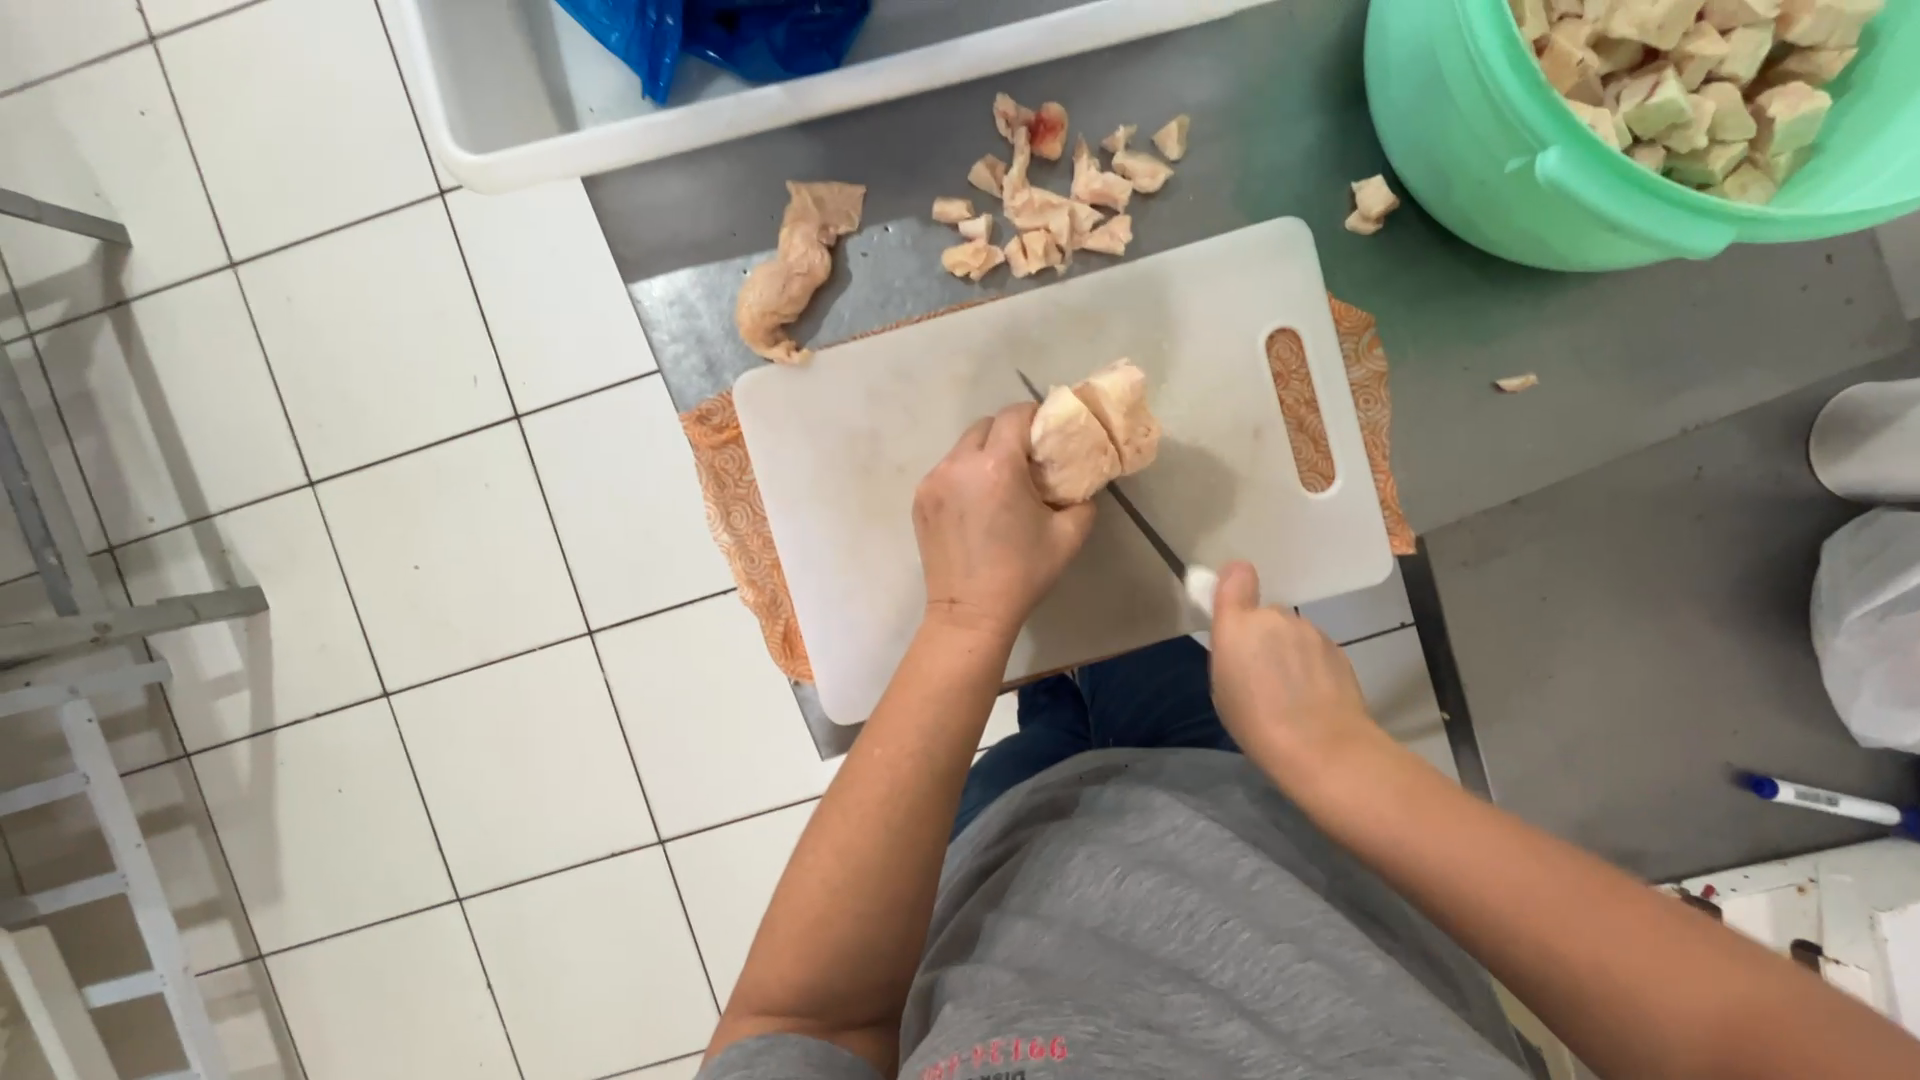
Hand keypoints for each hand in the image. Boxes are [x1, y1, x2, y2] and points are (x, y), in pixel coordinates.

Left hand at [914, 404, 1096, 640]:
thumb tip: (1078, 481)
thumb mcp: (1069, 534)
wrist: (970, 612)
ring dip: (984, 454)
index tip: (1046, 433)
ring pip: (962, 447)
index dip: (1034, 416)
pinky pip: (946, 471)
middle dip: (1008, 433)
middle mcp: (960, 464)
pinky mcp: (920, 499)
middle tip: (1026, 458)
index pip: (1015, 414)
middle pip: (985, 425)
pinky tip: (976, 503)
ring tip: (999, 482)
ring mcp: (934, 481)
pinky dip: (964, 475)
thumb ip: (1081, 498)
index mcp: (998, 466)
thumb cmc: (1023, 573)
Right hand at [1208, 561, 1392, 787]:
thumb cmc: (1255, 722)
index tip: (1234, 606)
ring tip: (1292, 692)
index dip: (1235, 584)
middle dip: (1263, 637)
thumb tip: (1246, 645)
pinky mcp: (1337, 648)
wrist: (1320, 746)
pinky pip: (1314, 649)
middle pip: (1264, 616)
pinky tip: (1315, 697)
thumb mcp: (1223, 687)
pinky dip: (1312, 665)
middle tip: (1262, 674)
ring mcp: (1309, 630)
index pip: (1237, 576)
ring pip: (1292, 633)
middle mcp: (1273, 618)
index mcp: (1237, 625)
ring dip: (1289, 652)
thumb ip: (1232, 652)